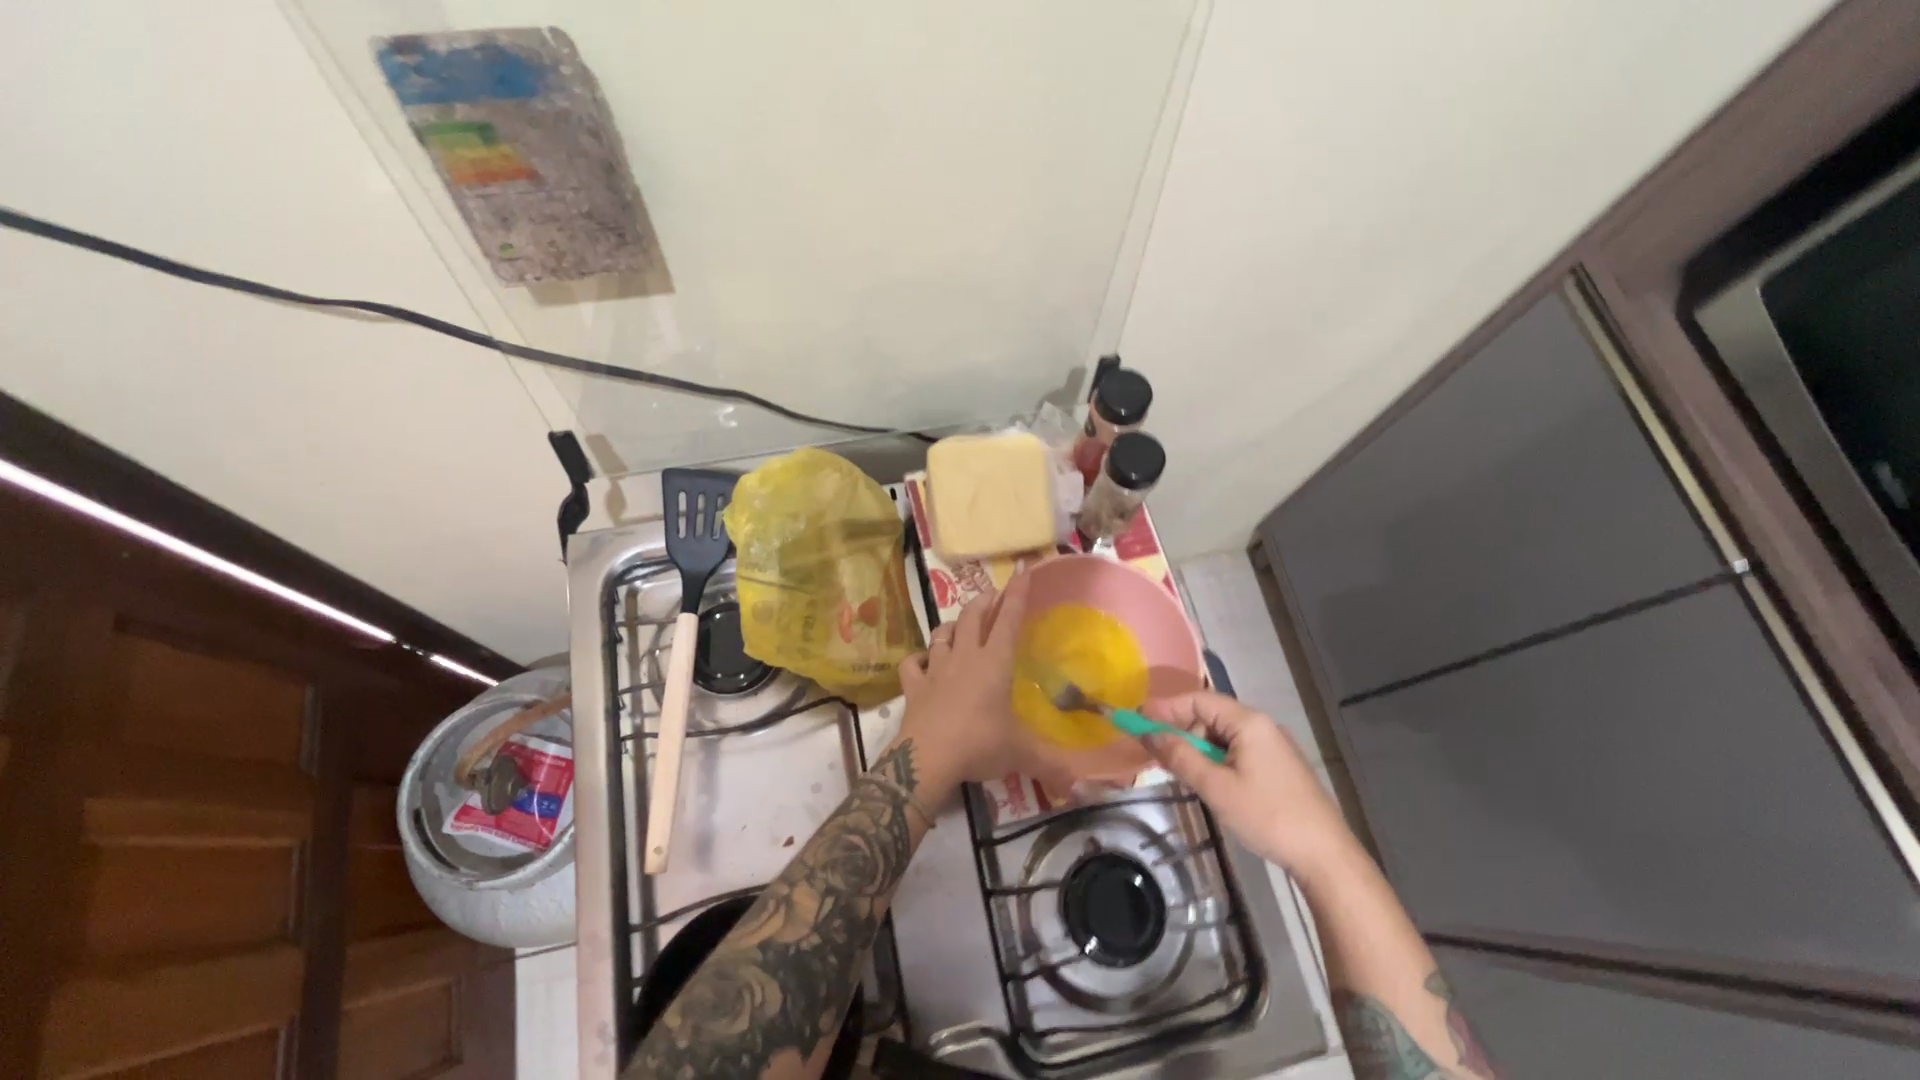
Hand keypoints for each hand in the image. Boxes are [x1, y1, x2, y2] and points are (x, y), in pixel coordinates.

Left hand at [896, 571, 1069, 793]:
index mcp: (994, 662)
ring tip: (960, 625)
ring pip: (942, 634)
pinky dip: (918, 660)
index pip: (1008, 619)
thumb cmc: (980, 744)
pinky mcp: (913, 686)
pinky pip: (912, 664)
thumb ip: (1050, 766)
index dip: (1017, 593)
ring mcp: (935, 669)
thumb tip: (1078, 787)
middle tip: (993, 593)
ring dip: (952, 626)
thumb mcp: (1021, 753)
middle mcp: (965, 657)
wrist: (927, 758)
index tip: (1022, 569)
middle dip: (984, 600)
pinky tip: (922, 662)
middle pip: (972, 616)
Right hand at [1142, 691, 1355, 873]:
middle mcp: (1263, 726)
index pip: (1199, 700)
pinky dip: (1216, 760)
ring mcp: (1273, 746)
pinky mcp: (1279, 767)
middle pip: (1211, 716)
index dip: (1165, 708)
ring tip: (1181, 773)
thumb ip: (1180, 757)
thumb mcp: (1216, 787)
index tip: (1136, 719)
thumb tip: (1149, 734)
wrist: (1324, 854)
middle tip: (1157, 755)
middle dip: (1181, 731)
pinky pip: (1238, 752)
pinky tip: (1208, 782)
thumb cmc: (1267, 816)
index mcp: (1249, 722)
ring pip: (1224, 736)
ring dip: (1198, 749)